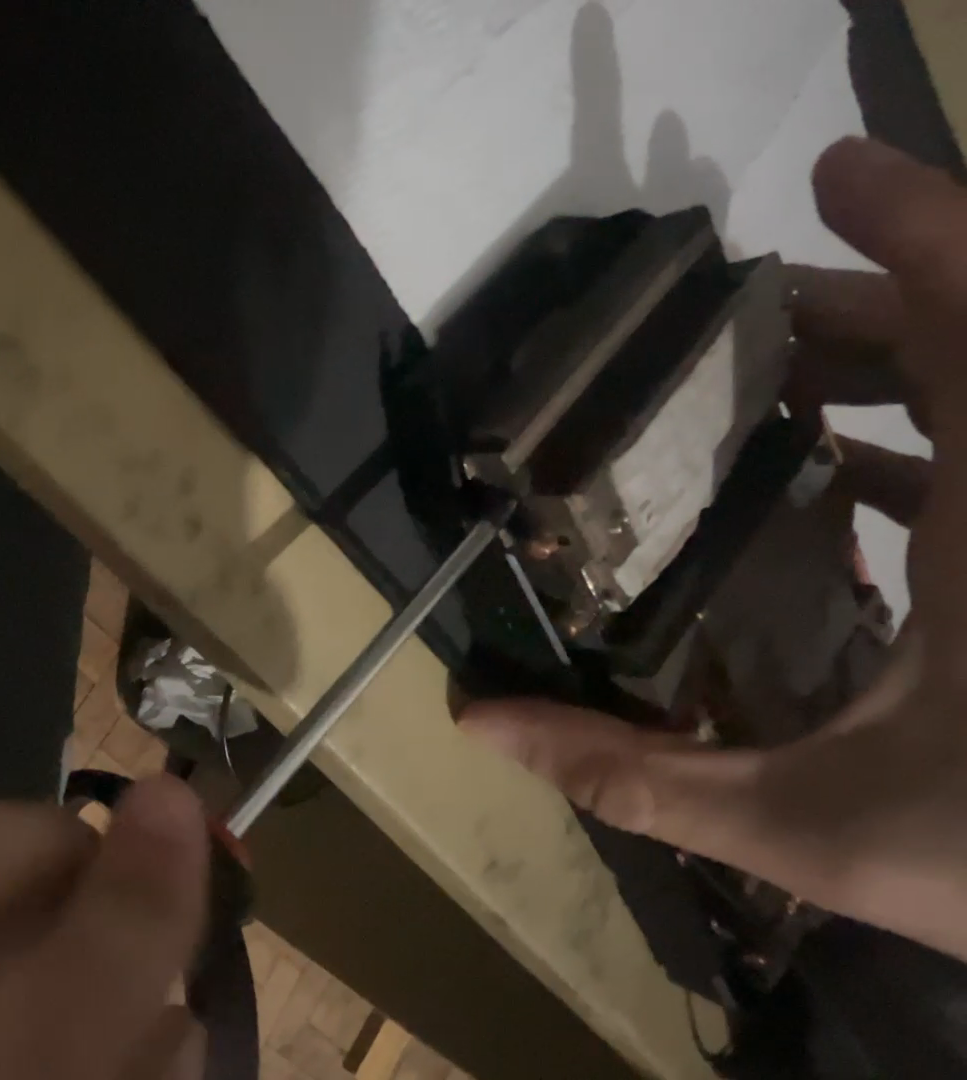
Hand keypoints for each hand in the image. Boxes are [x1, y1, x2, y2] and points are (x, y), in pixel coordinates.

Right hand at [461, 137, 966, 962]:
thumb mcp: (812, 828)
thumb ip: (637, 776)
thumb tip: (476, 721)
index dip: (921, 231)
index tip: (834, 170)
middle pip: (964, 344)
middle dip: (851, 308)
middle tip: (720, 323)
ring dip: (878, 364)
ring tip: (752, 382)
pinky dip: (914, 435)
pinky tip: (833, 476)